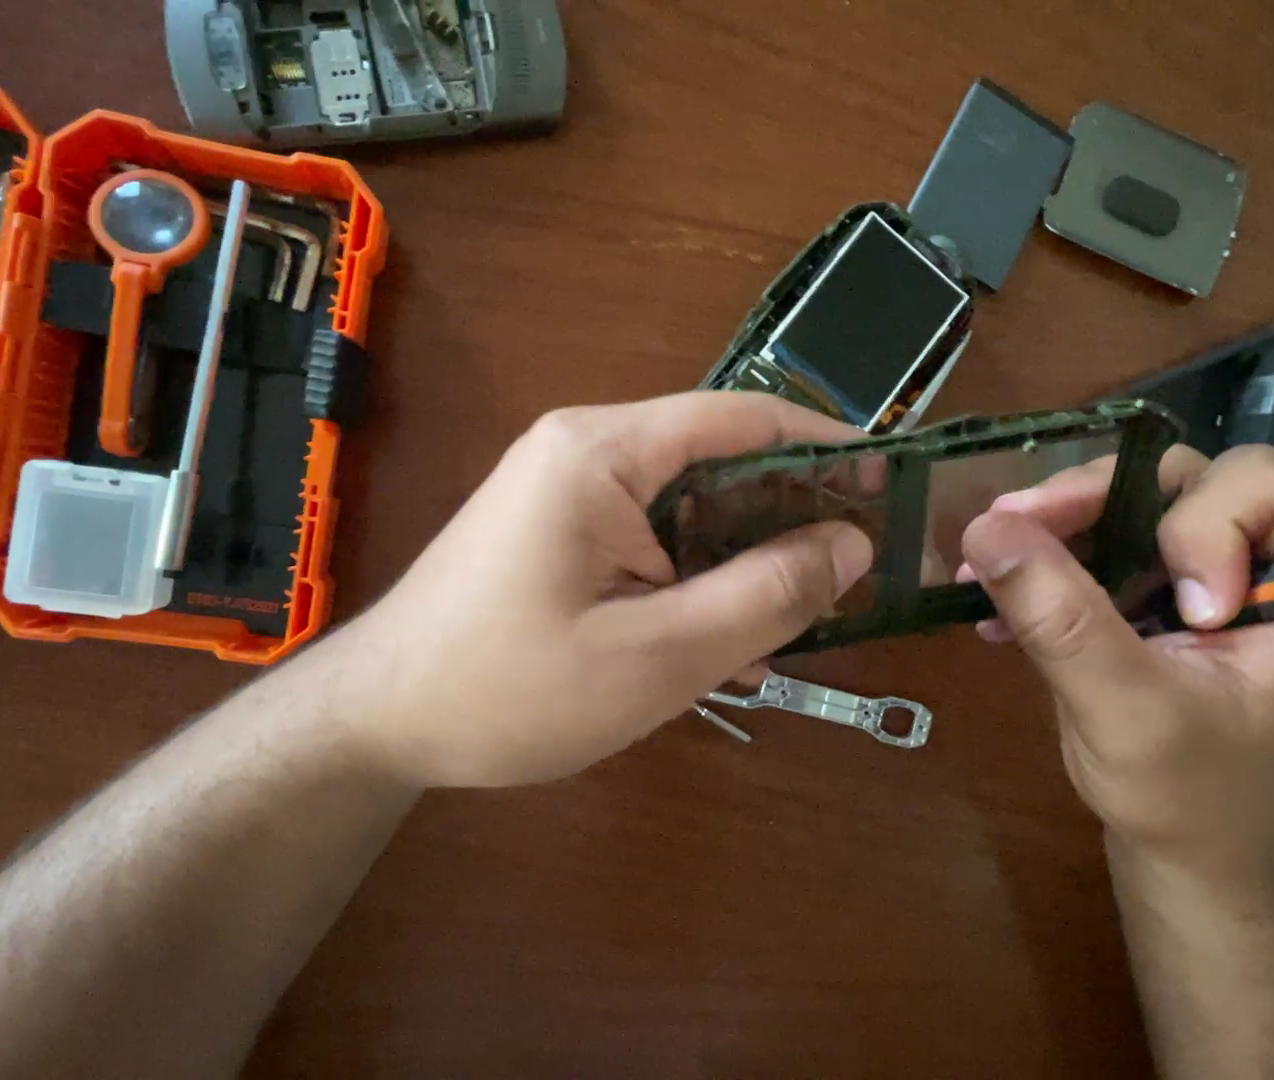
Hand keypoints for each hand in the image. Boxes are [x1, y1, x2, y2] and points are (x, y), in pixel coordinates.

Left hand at [315, 392, 873, 788]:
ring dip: (742, 561)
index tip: (894, 483)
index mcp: (603, 451)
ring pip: (688, 508)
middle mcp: (585, 449)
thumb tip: (849, 543)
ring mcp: (565, 491)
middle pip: (717, 461)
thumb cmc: (511, 690)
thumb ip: (764, 595)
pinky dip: (694, 580)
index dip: (826, 445)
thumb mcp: (657, 655)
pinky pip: (649, 540)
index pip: (741, 417)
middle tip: (853, 573)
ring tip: (798, 623)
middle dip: (788, 516)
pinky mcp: (557, 531)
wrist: (378, 721)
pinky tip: (725, 643)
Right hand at [959, 445, 1273, 879]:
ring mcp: (1215, 585)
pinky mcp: (1165, 604)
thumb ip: (1062, 619)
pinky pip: (1105, 553)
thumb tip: (984, 529)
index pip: (1271, 486)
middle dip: (1090, 506)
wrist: (1193, 866)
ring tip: (982, 572)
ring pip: (1131, 512)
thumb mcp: (1125, 712)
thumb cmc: (1190, 802)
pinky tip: (999, 607)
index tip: (1168, 601)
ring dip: (1053, 535)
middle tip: (1009, 535)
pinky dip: (1050, 569)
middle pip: (1184, 484)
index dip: (1202, 522)